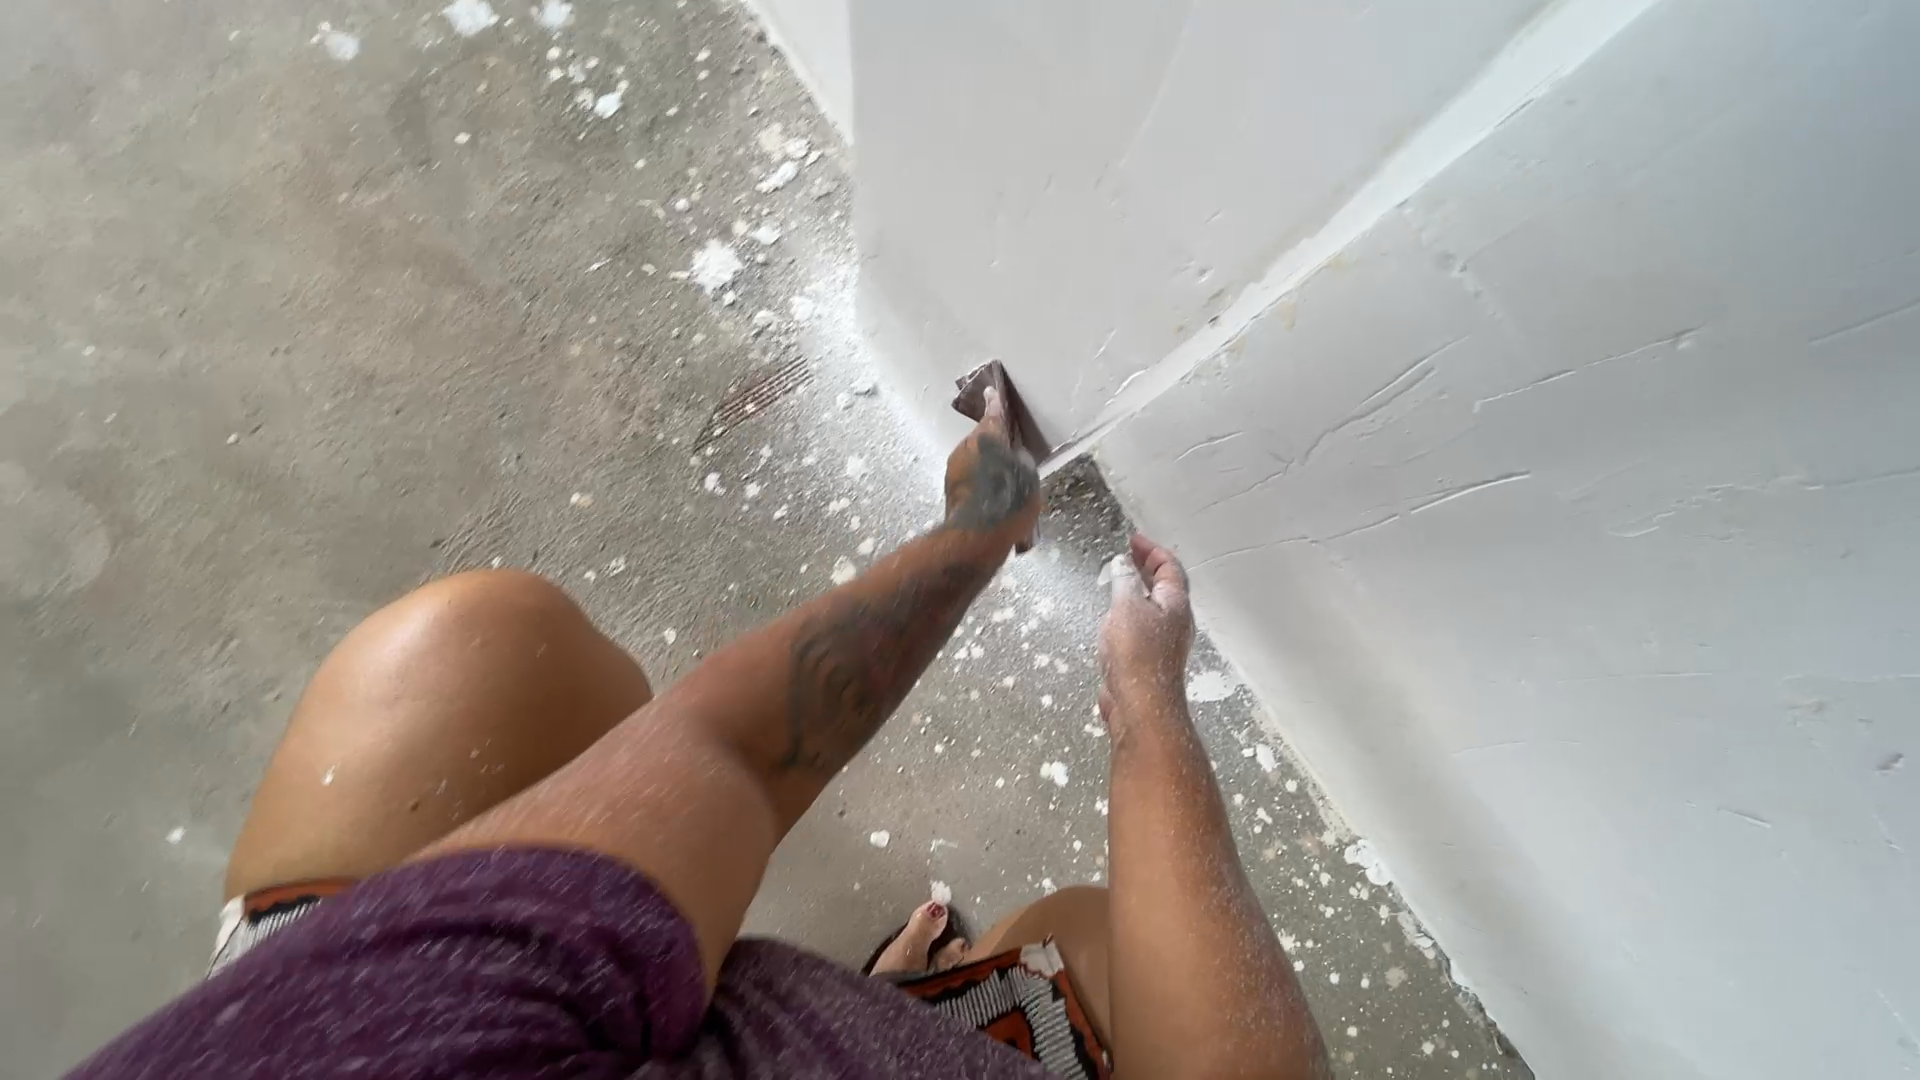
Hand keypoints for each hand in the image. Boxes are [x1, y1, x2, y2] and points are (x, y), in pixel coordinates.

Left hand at [943, 386, 1041, 550]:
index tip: (991, 391)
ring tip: (1005, 486)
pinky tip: (994, 500)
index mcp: (987, 437)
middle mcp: (966, 447)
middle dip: (994, 445)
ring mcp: (954, 468)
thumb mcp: (1028, 476)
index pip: (993, 413)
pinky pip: (970, 478)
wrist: (976, 536)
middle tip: (1011, 456)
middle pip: (982, 440)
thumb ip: (1021, 459)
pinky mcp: (950, 488)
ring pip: (975, 460)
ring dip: (987, 467)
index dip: (995, 402)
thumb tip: (1013, 456)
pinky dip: (981, 483)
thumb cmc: (1008, 501)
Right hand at [1099, 533, 1193, 721]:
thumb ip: (1124, 581)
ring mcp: (1164, 642)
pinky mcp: (1149, 659)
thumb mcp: (1126, 606)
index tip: (1134, 540)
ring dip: (1138, 590)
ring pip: (1154, 607)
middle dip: (1147, 568)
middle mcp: (1175, 621)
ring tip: (1118, 581)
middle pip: (1166, 587)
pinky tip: (1113, 618)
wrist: (1139, 703)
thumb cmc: (1135, 652)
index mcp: (1175, 604)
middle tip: (1128, 556)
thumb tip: (1123, 564)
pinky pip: (1141, 625)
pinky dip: (1129, 612)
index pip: (1169, 567)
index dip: (1152, 550)